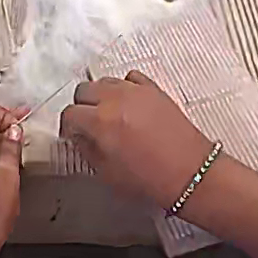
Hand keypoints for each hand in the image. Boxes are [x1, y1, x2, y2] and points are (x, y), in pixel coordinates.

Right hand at [59, 71, 212, 210]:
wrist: (189, 174)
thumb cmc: (150, 179)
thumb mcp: (107, 173)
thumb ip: (87, 149)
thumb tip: (80, 137)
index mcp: (100, 121)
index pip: (70, 113)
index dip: (68, 126)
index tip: (72, 134)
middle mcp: (116, 99)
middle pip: (84, 90)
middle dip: (81, 107)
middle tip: (86, 123)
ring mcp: (137, 91)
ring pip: (105, 81)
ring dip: (101, 96)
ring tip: (107, 113)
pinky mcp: (155, 90)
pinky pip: (131, 79)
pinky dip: (124, 87)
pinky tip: (127, 103)